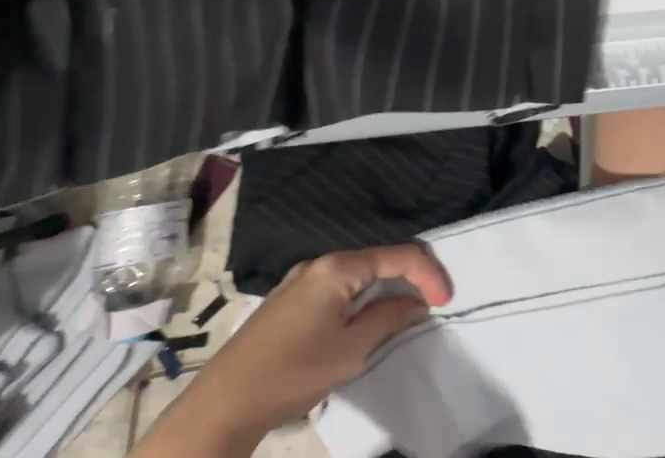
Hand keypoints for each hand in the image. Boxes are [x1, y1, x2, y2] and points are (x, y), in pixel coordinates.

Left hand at [135, 246, 451, 455]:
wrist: (219, 408)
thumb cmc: (292, 373)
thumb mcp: (352, 349)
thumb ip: (390, 318)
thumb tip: (415, 304)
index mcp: (337, 268)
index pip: (400, 256)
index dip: (429, 275)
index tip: (446, 301)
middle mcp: (318, 265)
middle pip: (379, 259)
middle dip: (410, 278)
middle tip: (430, 303)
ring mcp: (299, 282)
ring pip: (358, 274)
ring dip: (385, 289)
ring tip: (403, 312)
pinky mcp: (287, 301)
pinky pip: (338, 287)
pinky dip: (362, 297)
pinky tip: (366, 319)